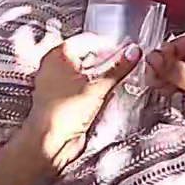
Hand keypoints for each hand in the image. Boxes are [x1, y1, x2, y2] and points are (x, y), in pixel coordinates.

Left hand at [22, 34, 141, 167]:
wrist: (50, 144)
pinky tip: (111, 90)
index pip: (88, 40)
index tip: (127, 49)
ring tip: (123, 75)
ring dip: (104, 74)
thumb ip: (117, 68)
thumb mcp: (97, 87)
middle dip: (108, 59)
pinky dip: (98, 87)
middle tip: (128, 62)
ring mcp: (60, 83)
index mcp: (57, 56)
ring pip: (88, 72)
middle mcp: (56, 66)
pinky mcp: (66, 99)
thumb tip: (134, 52)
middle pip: (88, 55)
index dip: (109, 44)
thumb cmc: (64, 112)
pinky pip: (86, 86)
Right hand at [148, 32, 184, 161]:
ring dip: (167, 73)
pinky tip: (161, 89)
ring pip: (184, 69)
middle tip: (149, 72)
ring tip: (152, 82)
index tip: (155, 59)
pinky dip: (172, 84)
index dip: (173, 48)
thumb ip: (177, 70)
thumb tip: (151, 58)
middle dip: (167, 62)